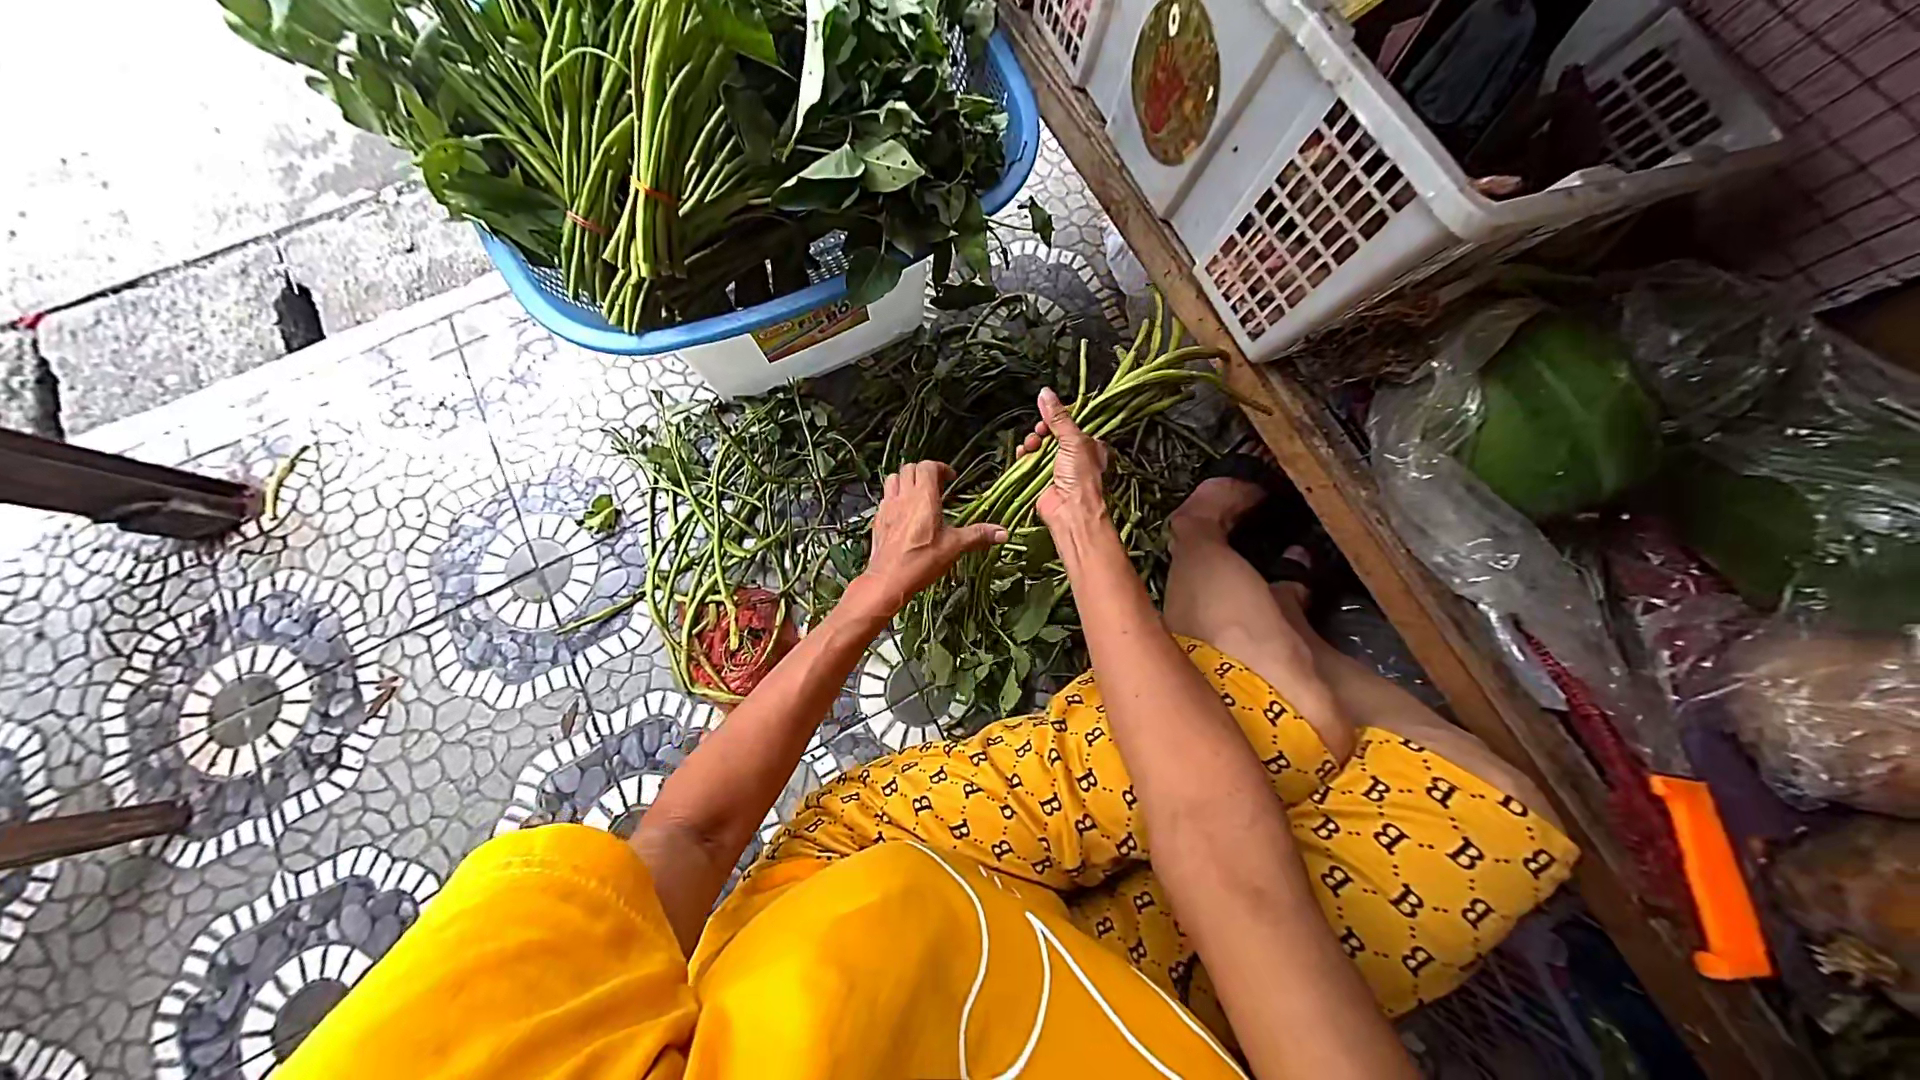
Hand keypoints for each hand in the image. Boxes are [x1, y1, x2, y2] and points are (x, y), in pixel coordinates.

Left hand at [855, 461, 1007, 615]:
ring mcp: (887, 508)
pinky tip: (904, 512)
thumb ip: (978, 535)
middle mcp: (903, 497)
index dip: (941, 468)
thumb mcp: (954, 547)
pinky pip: (885, 498)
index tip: (951, 478)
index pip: (928, 467)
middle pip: (910, 469)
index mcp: (923, 498)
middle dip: (924, 472)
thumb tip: (1003, 532)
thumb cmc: (921, 561)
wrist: (888, 580)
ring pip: (893, 479)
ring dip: (906, 480)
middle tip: (937, 484)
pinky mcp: (878, 521)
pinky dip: (895, 497)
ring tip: (918, 493)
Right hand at [1018, 387, 1108, 528]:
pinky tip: (1023, 453)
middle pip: (1052, 433)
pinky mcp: (1040, 479)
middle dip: (1043, 430)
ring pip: (1039, 446)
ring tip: (1032, 445)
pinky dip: (1024, 456)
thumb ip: (1058, 417)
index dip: (1058, 417)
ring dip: (1032, 442)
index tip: (1049, 413)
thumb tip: (1045, 393)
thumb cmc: (1080, 476)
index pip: (1070, 424)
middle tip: (1040, 431)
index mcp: (1088, 444)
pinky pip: (1028, 461)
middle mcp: (1073, 455)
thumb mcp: (1073, 440)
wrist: (1070, 511)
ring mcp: (1056, 468)